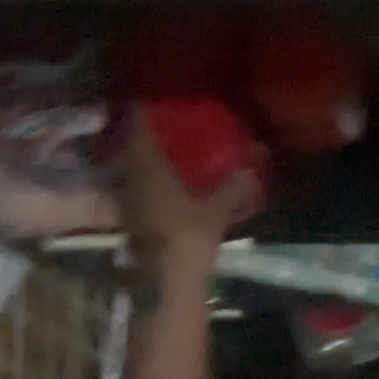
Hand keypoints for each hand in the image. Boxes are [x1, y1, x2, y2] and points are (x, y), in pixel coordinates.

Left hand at [115, 104, 258, 283]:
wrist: (166, 283)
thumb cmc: (187, 238)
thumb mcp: (216, 211)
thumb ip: (232, 188)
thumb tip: (251, 169)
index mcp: (145, 165)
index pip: (139, 122)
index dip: (147, 105)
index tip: (159, 94)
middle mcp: (128, 176)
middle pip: (132, 143)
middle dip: (148, 131)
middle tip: (170, 120)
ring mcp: (127, 199)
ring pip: (134, 167)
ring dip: (149, 157)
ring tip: (172, 148)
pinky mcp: (132, 219)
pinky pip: (140, 188)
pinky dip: (153, 180)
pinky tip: (171, 181)